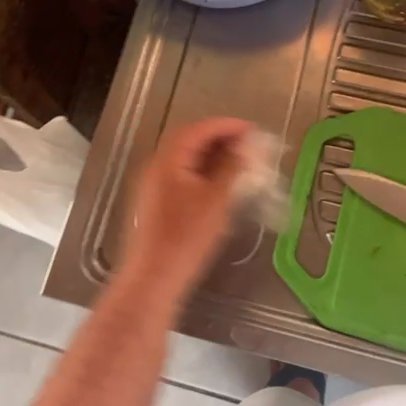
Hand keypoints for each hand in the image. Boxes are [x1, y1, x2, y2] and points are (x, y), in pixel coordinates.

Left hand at [120, 117, 259, 301]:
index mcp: (168, 160)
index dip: (227, 126)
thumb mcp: (216, 199)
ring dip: (213, 156)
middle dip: (221, 139)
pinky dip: (204, 172)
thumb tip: (247, 145)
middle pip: (190, 141)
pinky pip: (183, 176)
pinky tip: (221, 184)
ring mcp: (155, 186)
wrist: (153, 279)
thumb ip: (232, 167)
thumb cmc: (186, 237)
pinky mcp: (158, 204)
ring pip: (187, 160)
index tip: (253, 129)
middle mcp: (157, 167)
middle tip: (248, 144)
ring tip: (240, 162)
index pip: (199, 130)